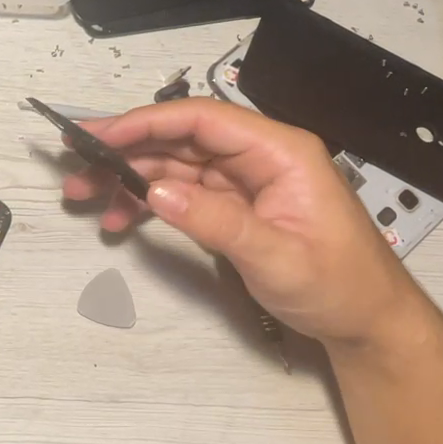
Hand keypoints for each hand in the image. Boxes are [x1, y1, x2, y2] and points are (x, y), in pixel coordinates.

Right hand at [62, 98, 421, 347]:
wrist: (367, 323)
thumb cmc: (339, 286)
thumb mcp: (278, 257)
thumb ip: (216, 221)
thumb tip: (155, 192)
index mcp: (279, 152)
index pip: (201, 120)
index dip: (145, 123)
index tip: (99, 138)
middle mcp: (255, 157)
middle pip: (177, 139)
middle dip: (123, 151)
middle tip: (74, 164)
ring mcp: (240, 180)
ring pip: (169, 165)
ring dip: (125, 179)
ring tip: (83, 196)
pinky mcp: (229, 203)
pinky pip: (177, 192)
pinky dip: (144, 204)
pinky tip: (118, 220)